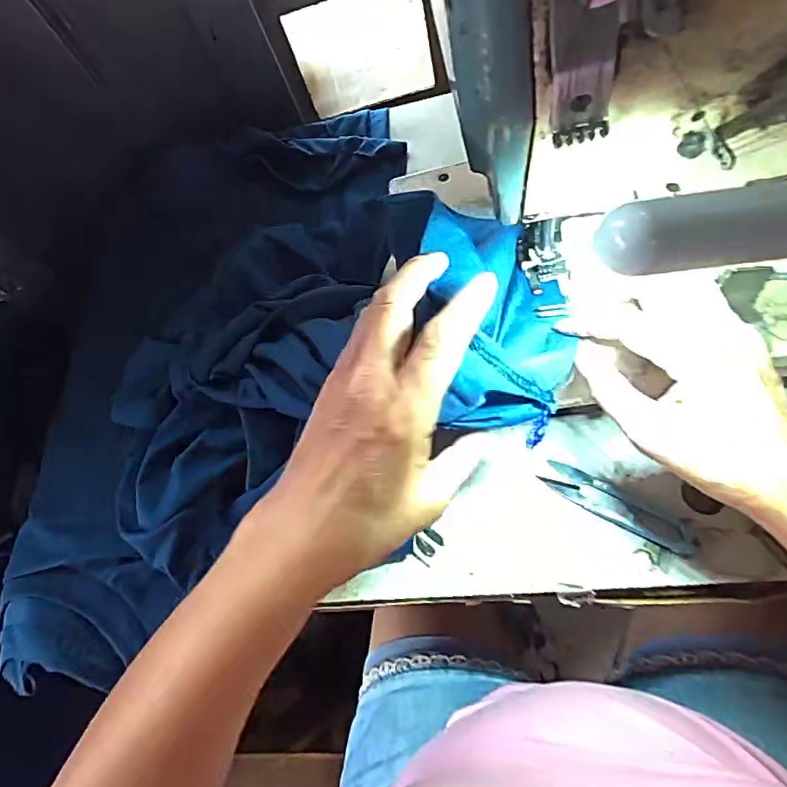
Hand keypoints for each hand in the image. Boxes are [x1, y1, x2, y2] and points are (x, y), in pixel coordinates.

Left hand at [237, 253, 496, 594]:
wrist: (300, 528)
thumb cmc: (368, 521)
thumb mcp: (429, 499)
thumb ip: (462, 461)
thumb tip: (487, 440)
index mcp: (404, 408)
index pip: (439, 341)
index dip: (463, 306)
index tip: (481, 281)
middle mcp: (371, 381)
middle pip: (390, 308)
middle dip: (415, 274)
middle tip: (439, 258)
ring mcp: (343, 380)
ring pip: (368, 318)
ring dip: (393, 290)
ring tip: (415, 277)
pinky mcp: (327, 387)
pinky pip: (356, 338)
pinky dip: (376, 316)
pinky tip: (388, 321)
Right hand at [563, 279, 786, 534]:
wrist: (783, 476)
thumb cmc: (719, 461)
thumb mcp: (649, 433)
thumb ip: (609, 389)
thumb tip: (585, 356)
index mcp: (697, 356)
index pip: (630, 322)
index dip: (591, 322)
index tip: (568, 326)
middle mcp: (721, 332)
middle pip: (659, 285)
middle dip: (616, 291)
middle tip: (586, 303)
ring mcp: (737, 331)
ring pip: (683, 285)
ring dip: (644, 291)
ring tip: (615, 307)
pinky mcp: (743, 337)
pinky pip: (700, 302)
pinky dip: (668, 303)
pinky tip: (651, 325)